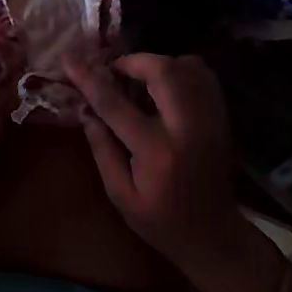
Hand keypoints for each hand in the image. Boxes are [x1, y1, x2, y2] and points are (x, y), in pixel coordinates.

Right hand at [64, 54, 285, 291]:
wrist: (212, 233)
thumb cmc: (160, 220)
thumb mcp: (120, 195)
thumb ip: (102, 149)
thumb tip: (85, 110)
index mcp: (156, 151)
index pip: (115, 104)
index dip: (88, 78)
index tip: (69, 59)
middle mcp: (187, 127)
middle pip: (164, 71)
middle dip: (135, 61)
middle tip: (116, 70)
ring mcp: (210, 119)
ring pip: (189, 67)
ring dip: (160, 64)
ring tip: (140, 77)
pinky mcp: (222, 117)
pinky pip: (204, 76)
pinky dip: (182, 70)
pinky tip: (165, 85)